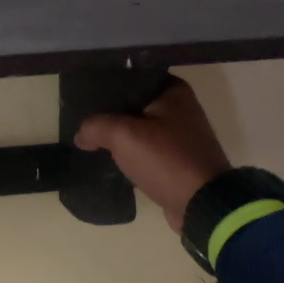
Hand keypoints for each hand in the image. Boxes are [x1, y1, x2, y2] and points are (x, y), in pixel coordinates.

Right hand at [73, 78, 229, 232]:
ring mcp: (179, 136)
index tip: (80, 93)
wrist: (203, 205)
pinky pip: (144, 150)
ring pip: (136, 128)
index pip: (130, 77)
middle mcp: (180, 108)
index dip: (104, 84)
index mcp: (173, 91)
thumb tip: (81, 135)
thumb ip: (95, 126)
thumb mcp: (123, 135)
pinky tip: (106, 157)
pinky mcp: (176, 160)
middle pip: (132, 103)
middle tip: (80, 117)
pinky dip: (128, 153)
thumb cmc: (167, 159)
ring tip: (88, 137)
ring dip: (117, 135)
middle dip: (108, 112)